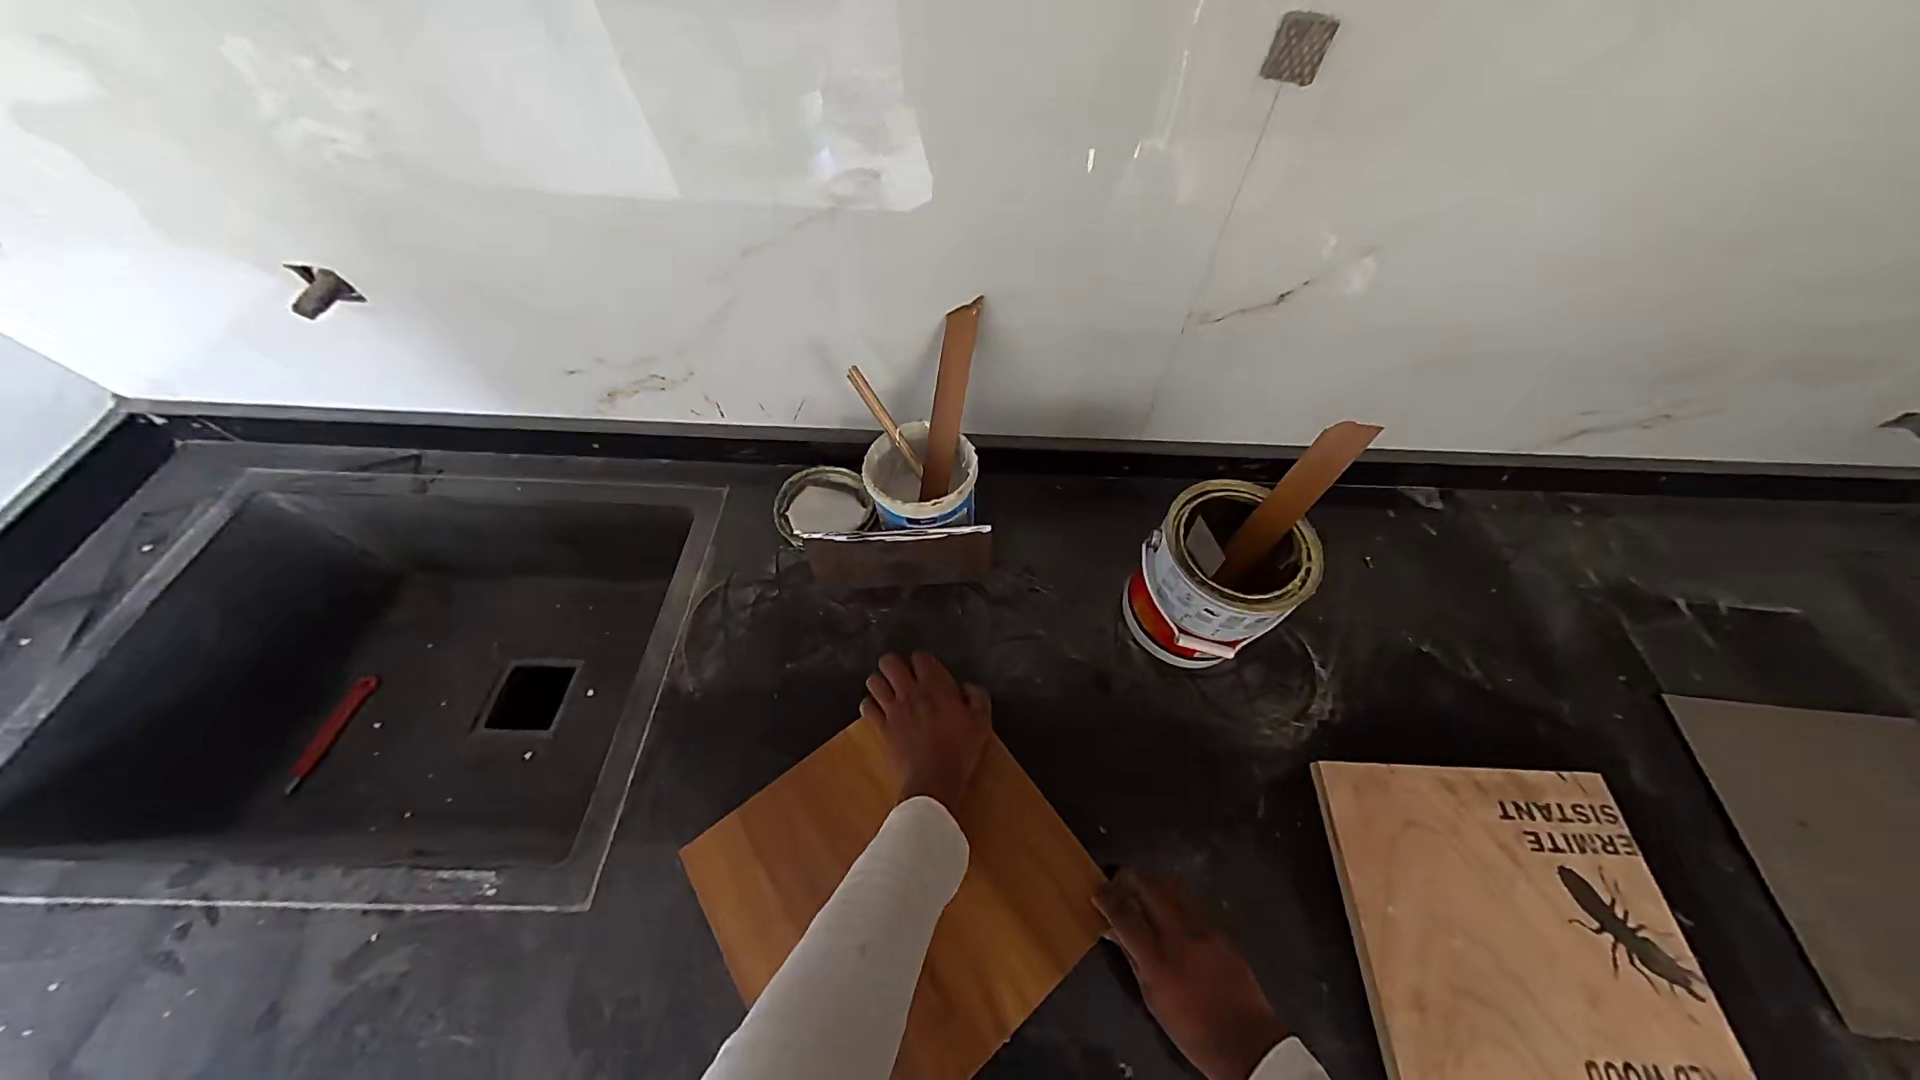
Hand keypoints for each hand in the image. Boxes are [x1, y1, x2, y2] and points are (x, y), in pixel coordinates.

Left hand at [859, 652, 991, 810]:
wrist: (934, 781)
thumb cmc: (960, 751)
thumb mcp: (982, 722)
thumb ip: (978, 697)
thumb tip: (967, 687)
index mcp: (935, 687)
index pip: (920, 657)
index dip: (922, 660)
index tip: (927, 671)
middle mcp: (910, 692)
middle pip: (889, 662)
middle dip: (894, 665)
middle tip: (903, 676)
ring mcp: (892, 710)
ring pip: (873, 681)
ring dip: (880, 682)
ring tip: (889, 691)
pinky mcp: (881, 727)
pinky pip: (866, 707)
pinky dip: (870, 705)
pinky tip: (880, 711)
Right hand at [1095, 868, 1288, 1079]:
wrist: (1248, 1042)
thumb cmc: (1192, 1031)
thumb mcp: (1152, 999)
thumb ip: (1131, 957)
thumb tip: (1112, 929)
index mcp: (1157, 959)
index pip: (1123, 912)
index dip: (1106, 896)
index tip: (1098, 891)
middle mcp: (1179, 934)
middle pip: (1147, 885)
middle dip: (1127, 879)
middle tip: (1117, 885)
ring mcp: (1203, 927)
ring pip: (1169, 885)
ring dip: (1150, 883)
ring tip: (1140, 893)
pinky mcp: (1219, 927)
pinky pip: (1189, 899)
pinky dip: (1172, 896)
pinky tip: (1167, 908)